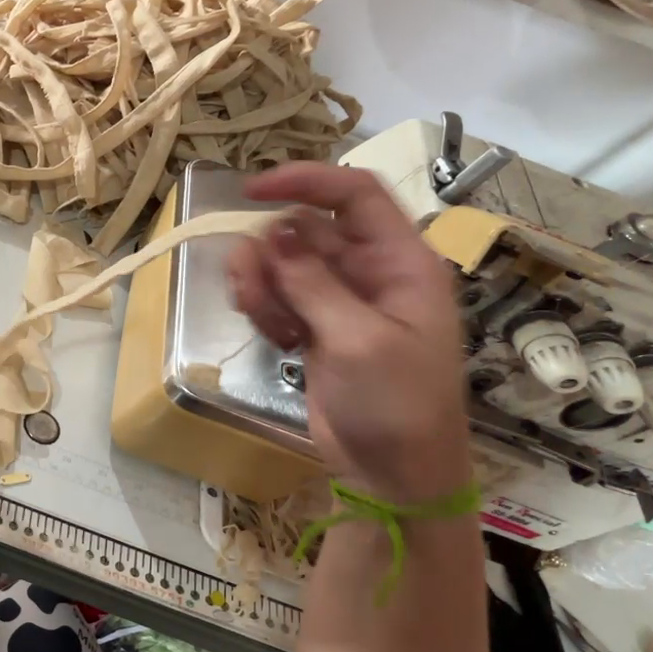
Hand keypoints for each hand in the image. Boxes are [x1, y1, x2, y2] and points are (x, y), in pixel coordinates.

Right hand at [226, 163, 469, 504]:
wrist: (396, 471)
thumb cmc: (396, 404)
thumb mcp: (357, 340)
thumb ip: (313, 283)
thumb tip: (271, 232)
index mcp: (402, 263)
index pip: (355, 195)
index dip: (306, 181)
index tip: (250, 191)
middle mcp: (371, 272)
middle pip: (306, 230)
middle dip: (271, 250)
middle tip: (250, 286)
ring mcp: (340, 301)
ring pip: (283, 264)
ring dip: (261, 283)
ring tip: (264, 319)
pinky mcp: (315, 328)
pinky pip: (277, 297)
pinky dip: (264, 309)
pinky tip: (274, 337)